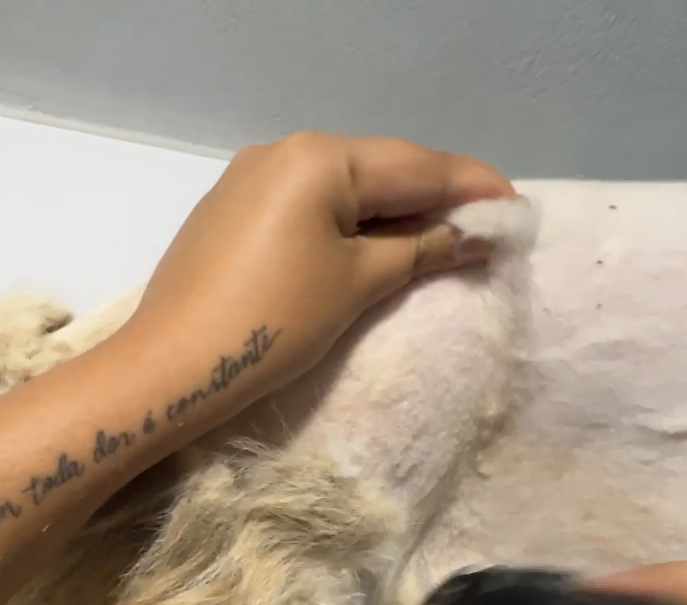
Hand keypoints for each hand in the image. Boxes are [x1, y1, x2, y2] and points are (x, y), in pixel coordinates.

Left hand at [130, 134, 512, 389]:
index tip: (515, 212)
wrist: (170, 369)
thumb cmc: (270, 325)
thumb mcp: (355, 285)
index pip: (415, 166)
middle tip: (476, 232)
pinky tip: (356, 249)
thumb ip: (420, 250)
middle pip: (373, 171)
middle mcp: (277, 153)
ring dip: (381, 215)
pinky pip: (296, 211)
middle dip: (426, 201)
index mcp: (317, 158)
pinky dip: (334, 228)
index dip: (471, 188)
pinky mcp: (221, 217)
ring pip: (333, 192)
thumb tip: (477, 234)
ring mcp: (242, 183)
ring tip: (425, 244)